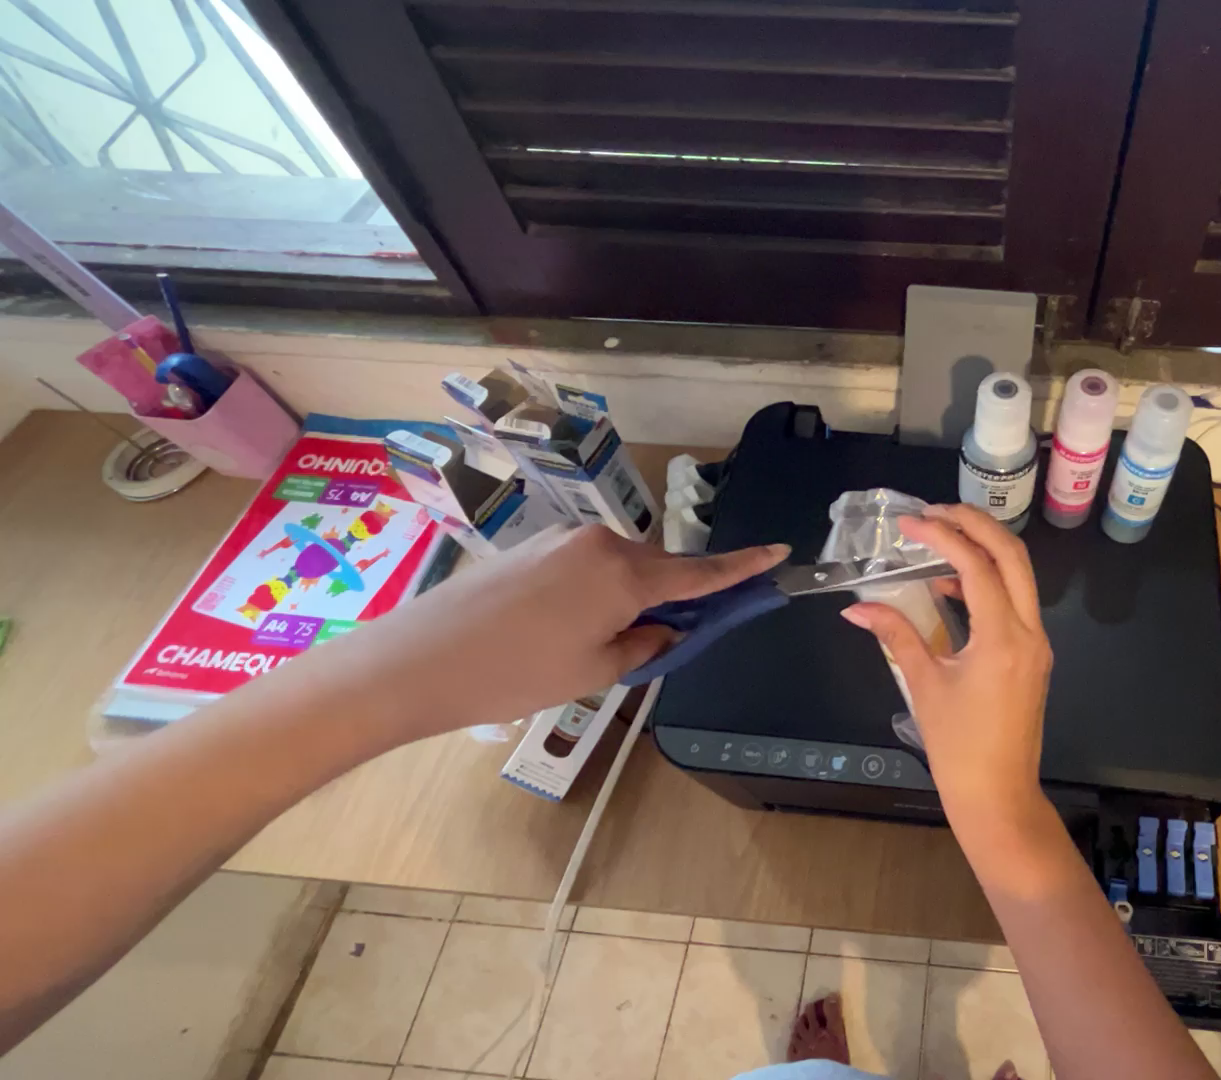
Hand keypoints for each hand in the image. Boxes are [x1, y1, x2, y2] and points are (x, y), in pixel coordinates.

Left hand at [291, 525, 788, 743]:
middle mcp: (602, 543)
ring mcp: (564, 539)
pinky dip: (598, 588)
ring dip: (631, 594)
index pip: (702, 572)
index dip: (743, 567)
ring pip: (623, 565)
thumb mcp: (595, 672)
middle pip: (661, 567)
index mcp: (626, 575)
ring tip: (598, 640)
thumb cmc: (513, 675)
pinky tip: (563, 624)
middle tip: (663, 637)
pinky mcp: (534, 545)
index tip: (779, 552)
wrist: (410, 663)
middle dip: (673, 596)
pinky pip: (589, 562)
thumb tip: (665, 626)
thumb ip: (647, 644)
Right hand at [839, 504, 1052, 820]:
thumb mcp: (924, 686)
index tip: (911, 523)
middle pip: (1013, 556)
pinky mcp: (1033, 654)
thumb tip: (857, 608)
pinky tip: (951, 586)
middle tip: (935, 513)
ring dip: (984, 549)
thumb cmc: (959, 748)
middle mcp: (1029, 632)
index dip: (943, 536)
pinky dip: (988, 582)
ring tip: (940, 540)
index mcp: (1003, 639)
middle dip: (976, 524)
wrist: (999, 796)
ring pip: (1020, 575)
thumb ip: (895, 636)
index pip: (977, 566)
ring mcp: (1037, 643)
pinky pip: (1015, 601)